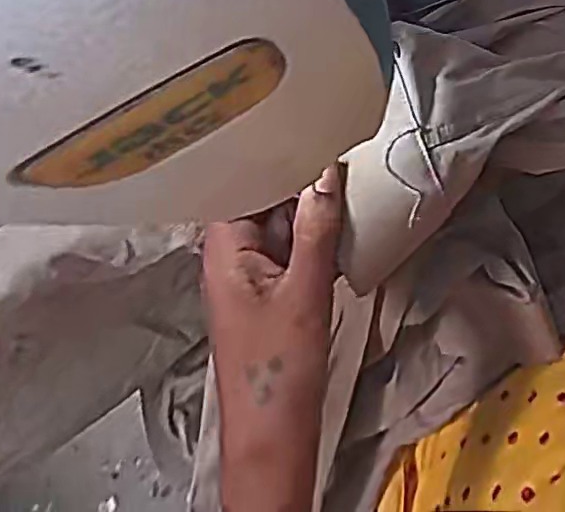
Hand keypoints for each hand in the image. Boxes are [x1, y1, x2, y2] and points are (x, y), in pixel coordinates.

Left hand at [203, 164, 342, 511]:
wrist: (275, 438)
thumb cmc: (278, 370)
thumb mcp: (306, 289)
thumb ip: (316, 227)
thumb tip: (327, 173)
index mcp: (223, 248)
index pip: (240, 182)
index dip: (269, 154)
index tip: (301, 126)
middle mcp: (231, 254)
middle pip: (261, 198)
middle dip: (295, 175)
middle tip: (331, 142)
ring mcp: (252, 271)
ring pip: (279, 220)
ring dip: (307, 203)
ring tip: (340, 170)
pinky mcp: (271, 287)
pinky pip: (290, 243)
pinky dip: (312, 230)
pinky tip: (337, 216)